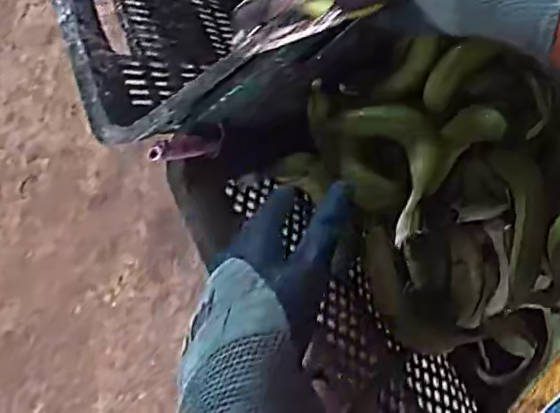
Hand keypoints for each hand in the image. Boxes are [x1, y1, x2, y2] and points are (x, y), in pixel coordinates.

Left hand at [221, 183, 354, 348]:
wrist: (235, 376)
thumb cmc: (276, 308)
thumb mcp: (311, 265)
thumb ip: (327, 224)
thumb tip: (346, 183)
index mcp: (253, 238)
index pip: (277, 201)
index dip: (296, 192)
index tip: (313, 188)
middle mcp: (230, 257)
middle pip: (258, 230)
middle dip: (279, 224)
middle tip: (303, 222)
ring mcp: (216, 289)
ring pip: (247, 258)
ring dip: (268, 253)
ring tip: (289, 257)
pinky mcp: (213, 318)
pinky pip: (239, 284)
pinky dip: (257, 279)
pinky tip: (269, 292)